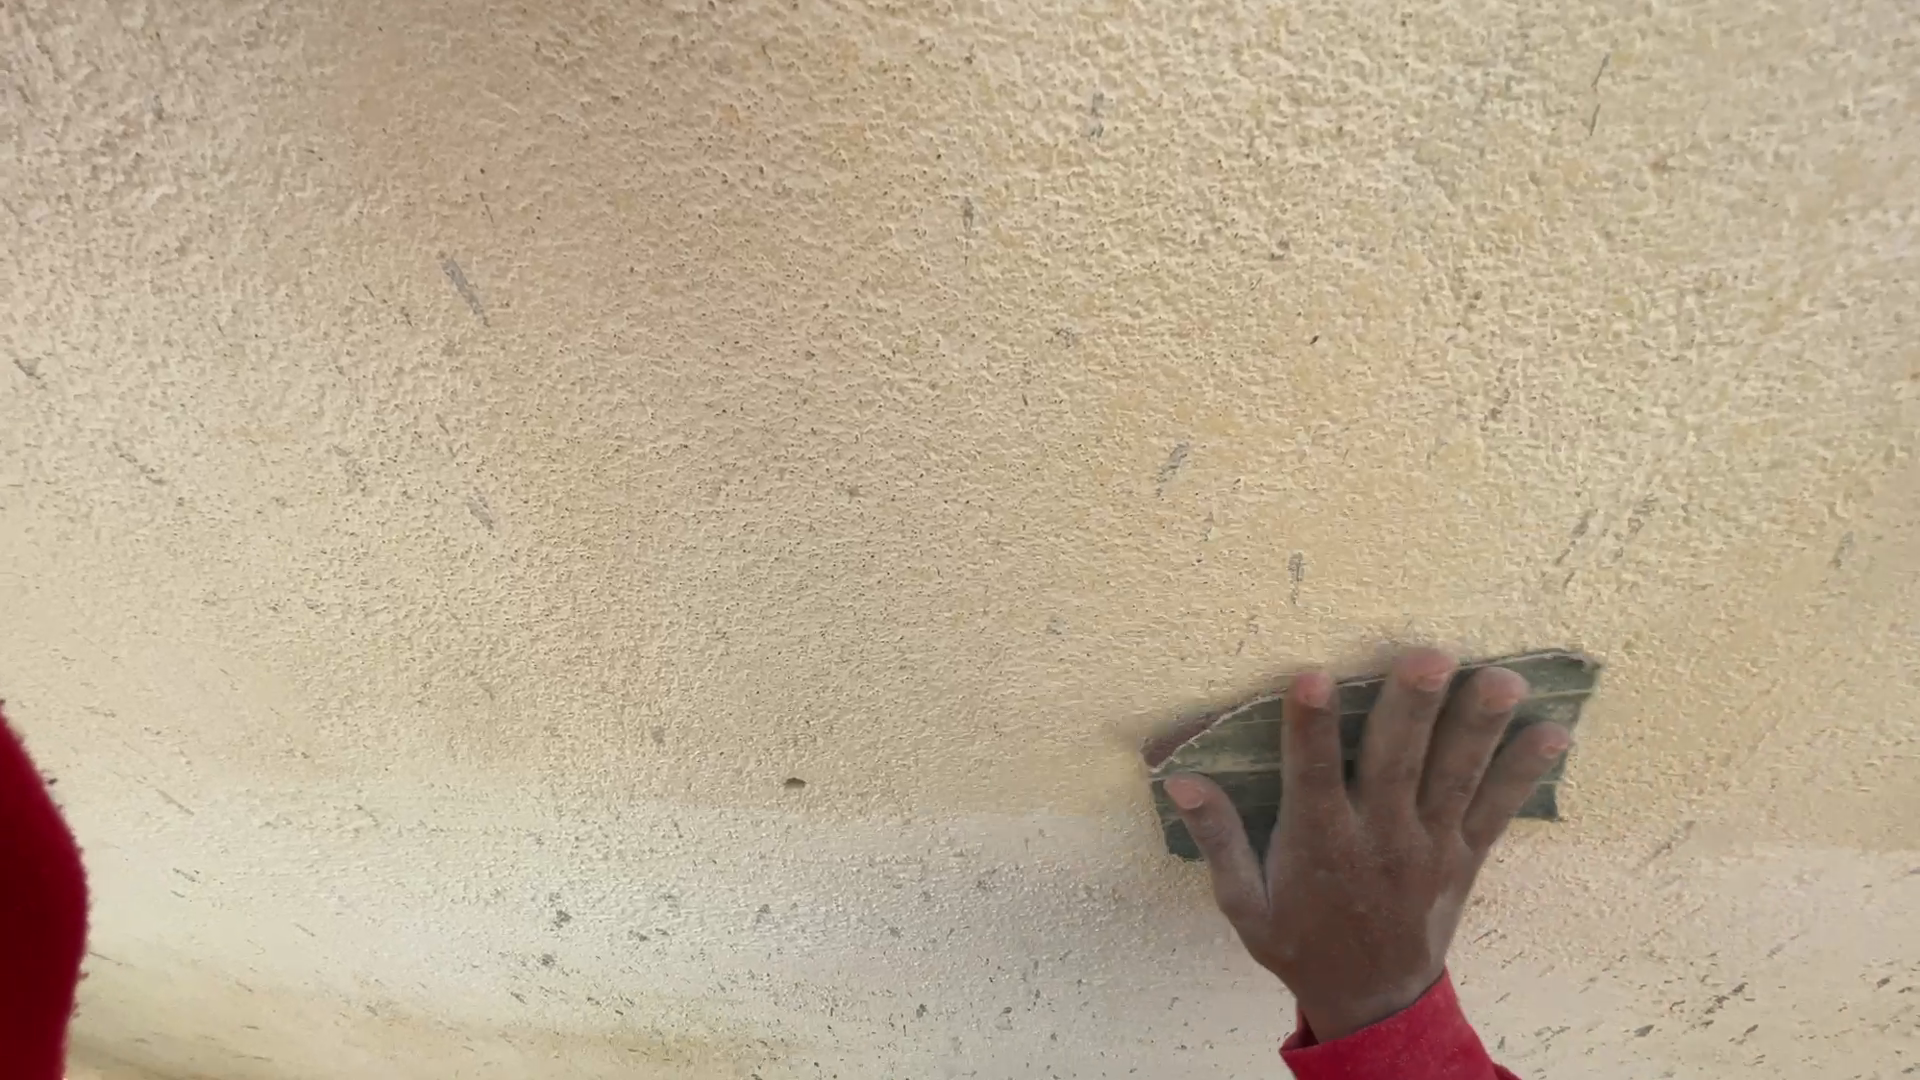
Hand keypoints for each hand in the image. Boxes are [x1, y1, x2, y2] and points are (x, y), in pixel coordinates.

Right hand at [1163, 649, 1569, 1040]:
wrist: (1376, 1007)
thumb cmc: (1297, 943)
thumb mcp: (1242, 904)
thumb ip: (1217, 840)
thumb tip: (1179, 781)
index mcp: (1320, 845)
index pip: (1312, 775)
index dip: (1309, 726)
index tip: (1311, 676)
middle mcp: (1380, 838)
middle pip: (1395, 764)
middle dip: (1412, 708)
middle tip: (1431, 657)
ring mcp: (1429, 847)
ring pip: (1454, 778)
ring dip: (1479, 727)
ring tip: (1503, 679)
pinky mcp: (1463, 858)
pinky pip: (1496, 810)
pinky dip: (1524, 772)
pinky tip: (1552, 732)